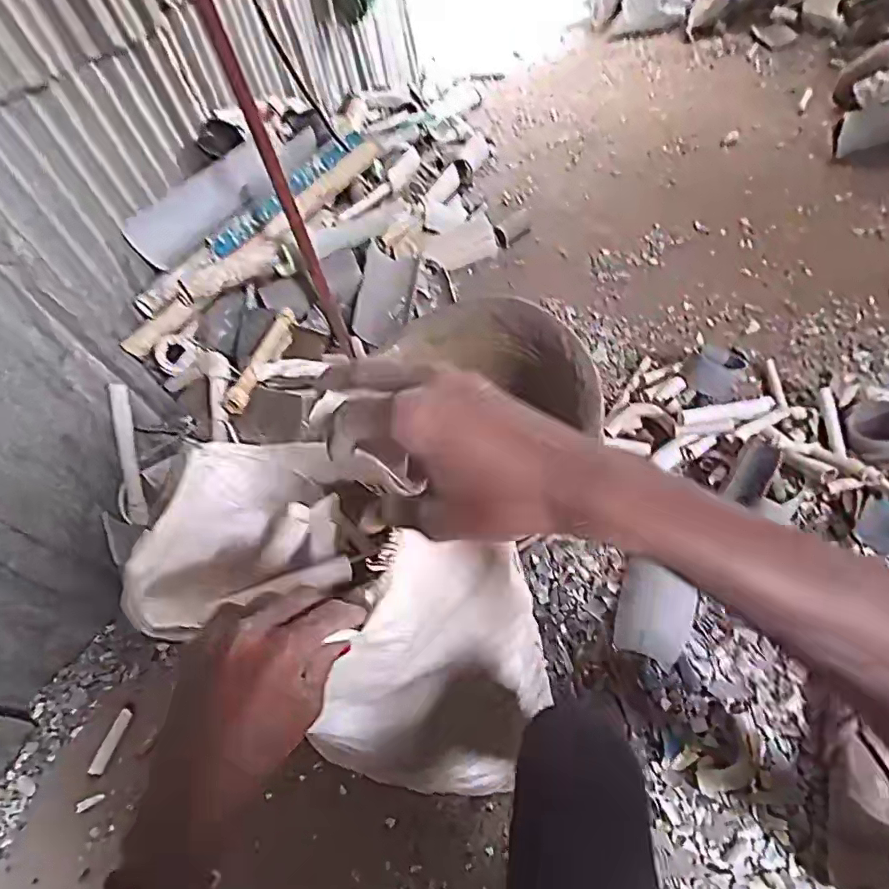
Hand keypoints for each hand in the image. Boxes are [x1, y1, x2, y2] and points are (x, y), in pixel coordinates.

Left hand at [116, 587, 365, 888]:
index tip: (358, 613)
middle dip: (321, 602)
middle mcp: (251, 629)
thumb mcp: (306, 708)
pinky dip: (254, 616)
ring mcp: (221, 632)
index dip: (349, 609)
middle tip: (334, 615)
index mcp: (284, 648)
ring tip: (298, 624)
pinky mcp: (199, 640)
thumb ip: (322, 665)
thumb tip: (337, 639)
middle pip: (297, 596)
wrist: (199, 775)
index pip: (327, 611)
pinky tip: (262, 633)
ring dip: (287, 607)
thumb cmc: (261, 750)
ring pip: (265, 600)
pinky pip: (234, 613)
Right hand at [324, 360, 602, 539]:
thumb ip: (400, 510)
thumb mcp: (442, 518)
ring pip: (399, 370)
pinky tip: (412, 414)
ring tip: (363, 399)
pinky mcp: (478, 384)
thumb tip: (381, 508)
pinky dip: (407, 388)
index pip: (351, 420)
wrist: (569, 477)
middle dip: (338, 381)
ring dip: (375, 382)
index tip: (335, 459)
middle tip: (319, 387)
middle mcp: (426, 385)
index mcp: (408, 416)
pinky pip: (427, 377)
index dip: (335, 440)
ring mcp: (455, 379)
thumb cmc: (506, 499)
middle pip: (366, 373)